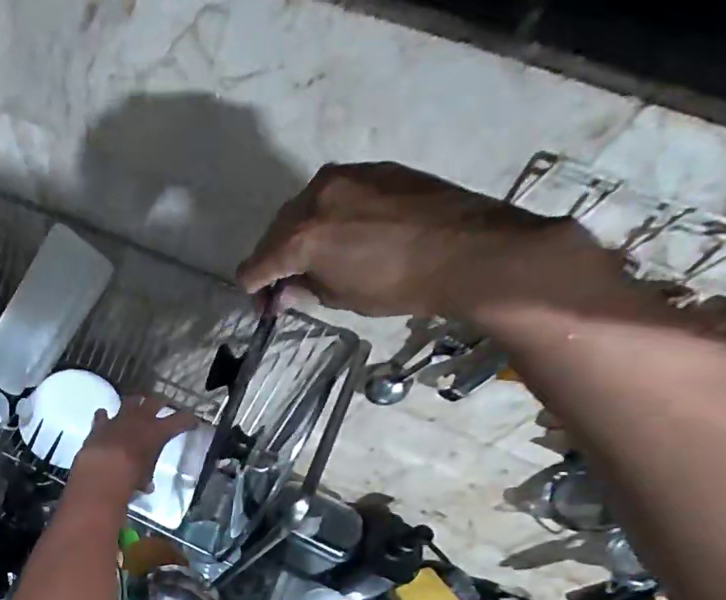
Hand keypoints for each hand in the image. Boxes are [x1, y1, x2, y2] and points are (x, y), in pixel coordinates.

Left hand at [70, 394, 198, 497]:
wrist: (103, 470)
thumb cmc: (131, 475)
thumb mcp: (144, 477)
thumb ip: (146, 477)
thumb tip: (147, 486)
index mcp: (158, 431)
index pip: (181, 420)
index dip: (188, 420)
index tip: (193, 421)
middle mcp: (141, 419)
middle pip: (155, 400)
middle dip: (161, 401)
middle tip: (164, 403)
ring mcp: (119, 419)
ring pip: (130, 401)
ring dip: (134, 402)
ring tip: (137, 403)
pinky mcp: (100, 424)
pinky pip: (102, 415)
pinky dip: (103, 416)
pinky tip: (104, 416)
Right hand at [236, 162, 651, 322]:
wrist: (471, 251)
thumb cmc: (402, 287)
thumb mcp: (344, 298)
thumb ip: (306, 288)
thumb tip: (285, 290)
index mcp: (302, 236)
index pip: (256, 264)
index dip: (254, 289)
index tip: (262, 304)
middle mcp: (315, 197)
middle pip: (276, 231)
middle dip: (275, 260)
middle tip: (285, 288)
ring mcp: (347, 176)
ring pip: (303, 207)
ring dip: (300, 234)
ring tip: (315, 261)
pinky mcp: (375, 169)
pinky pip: (335, 193)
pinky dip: (328, 216)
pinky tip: (344, 235)